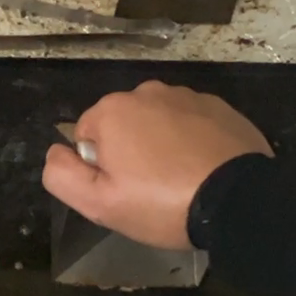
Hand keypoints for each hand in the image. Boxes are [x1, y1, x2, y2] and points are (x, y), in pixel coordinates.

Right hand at [42, 81, 271, 250]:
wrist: (239, 200)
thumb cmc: (162, 203)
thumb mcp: (99, 204)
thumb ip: (62, 175)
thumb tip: (55, 151)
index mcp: (113, 110)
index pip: (87, 136)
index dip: (100, 169)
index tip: (124, 192)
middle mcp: (148, 92)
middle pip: (124, 126)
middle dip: (131, 153)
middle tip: (151, 191)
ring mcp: (188, 96)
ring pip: (159, 124)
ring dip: (162, 147)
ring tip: (181, 183)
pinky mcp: (221, 108)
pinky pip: (193, 126)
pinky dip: (193, 144)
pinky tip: (204, 172)